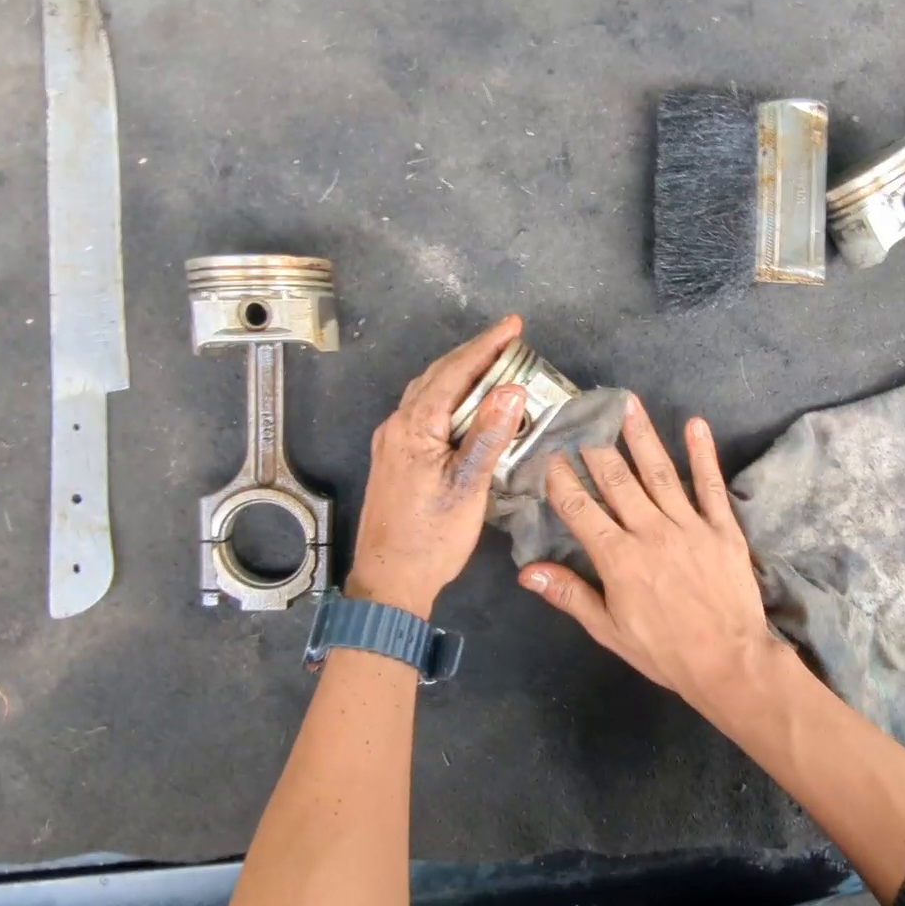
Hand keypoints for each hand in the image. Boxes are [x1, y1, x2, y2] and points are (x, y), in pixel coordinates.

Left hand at [349, 315, 527, 615]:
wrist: (390, 579)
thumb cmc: (432, 537)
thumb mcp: (467, 486)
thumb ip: (488, 435)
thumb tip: (512, 390)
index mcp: (414, 427)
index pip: (454, 373)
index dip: (486, 347)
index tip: (514, 326)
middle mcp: (396, 426)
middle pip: (437, 375)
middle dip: (474, 354)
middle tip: (508, 341)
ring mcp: (391, 442)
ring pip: (427, 392)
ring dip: (459, 373)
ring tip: (492, 365)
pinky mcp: (394, 458)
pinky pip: (422, 410)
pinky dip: (448, 396)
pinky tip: (464, 404)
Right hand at [518, 395, 784, 711]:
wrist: (731, 662)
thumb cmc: (665, 652)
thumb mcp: (610, 631)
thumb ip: (570, 595)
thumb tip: (526, 572)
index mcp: (618, 558)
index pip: (580, 508)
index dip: (561, 478)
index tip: (549, 452)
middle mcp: (651, 531)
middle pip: (617, 479)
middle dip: (596, 446)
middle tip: (582, 415)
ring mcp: (689, 525)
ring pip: (660, 472)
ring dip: (642, 435)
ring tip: (626, 403)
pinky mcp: (722, 528)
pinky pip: (711, 485)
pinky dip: (703, 453)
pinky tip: (695, 424)